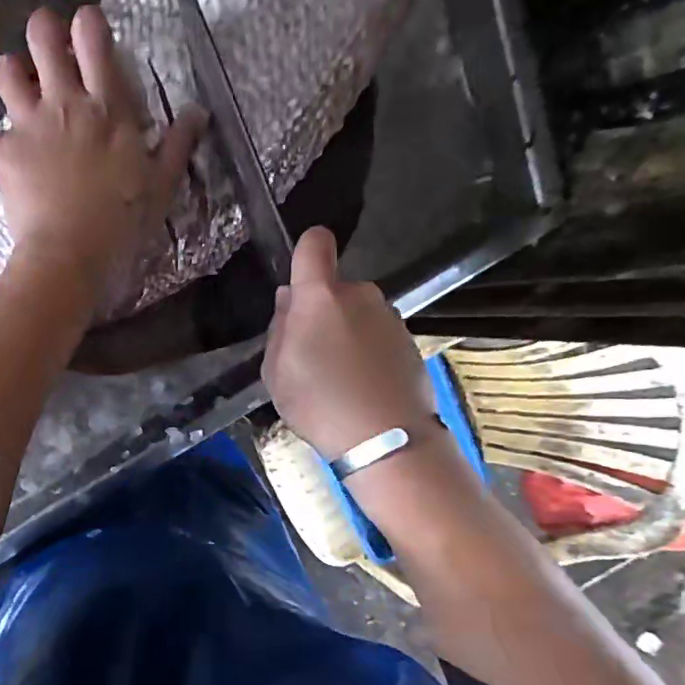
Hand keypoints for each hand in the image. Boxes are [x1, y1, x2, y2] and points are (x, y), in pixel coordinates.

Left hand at [0, 5, 204, 306]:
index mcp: (106, 105)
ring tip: (17, 90)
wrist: (70, 254)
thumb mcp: (161, 184)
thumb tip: (199, 112)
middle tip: (46, 48)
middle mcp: (64, 103)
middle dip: (42, 31)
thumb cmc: (121, 221)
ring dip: (9, 74)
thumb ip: (179, 144)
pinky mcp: (1, 154)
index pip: (93, 37)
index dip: (86, 21)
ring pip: (4, 71)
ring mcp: (28, 126)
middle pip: (43, 38)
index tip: (85, 29)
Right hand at [262, 227, 434, 457]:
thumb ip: (279, 328)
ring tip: (334, 375)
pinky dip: (364, 351)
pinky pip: (375, 335)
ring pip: (355, 312)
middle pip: (333, 288)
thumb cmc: (317, 402)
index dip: (303, 251)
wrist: (386, 440)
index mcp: (320, 297)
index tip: (296, 278)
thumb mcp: (274, 370)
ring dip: (342, 331)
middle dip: (318, 310)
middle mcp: (360, 295)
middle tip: (306, 352)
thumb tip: (290, 302)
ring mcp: (390, 317)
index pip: (314, 244)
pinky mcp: (410, 341)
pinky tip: (358, 386)